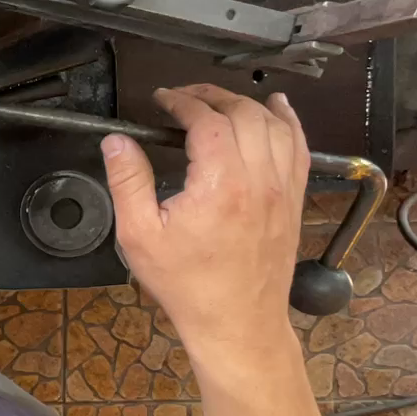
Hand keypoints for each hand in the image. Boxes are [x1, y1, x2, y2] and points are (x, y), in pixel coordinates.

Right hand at [99, 85, 308, 356]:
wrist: (235, 319)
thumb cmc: (184, 281)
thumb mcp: (138, 235)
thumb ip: (127, 182)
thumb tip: (116, 142)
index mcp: (220, 185)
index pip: (208, 122)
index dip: (183, 101)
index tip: (161, 97)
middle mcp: (259, 180)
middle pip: (245, 114)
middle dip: (212, 96)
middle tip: (182, 95)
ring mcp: (282, 189)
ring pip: (276, 126)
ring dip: (246, 103)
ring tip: (217, 99)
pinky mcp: (292, 200)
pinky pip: (299, 147)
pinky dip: (288, 121)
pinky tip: (277, 109)